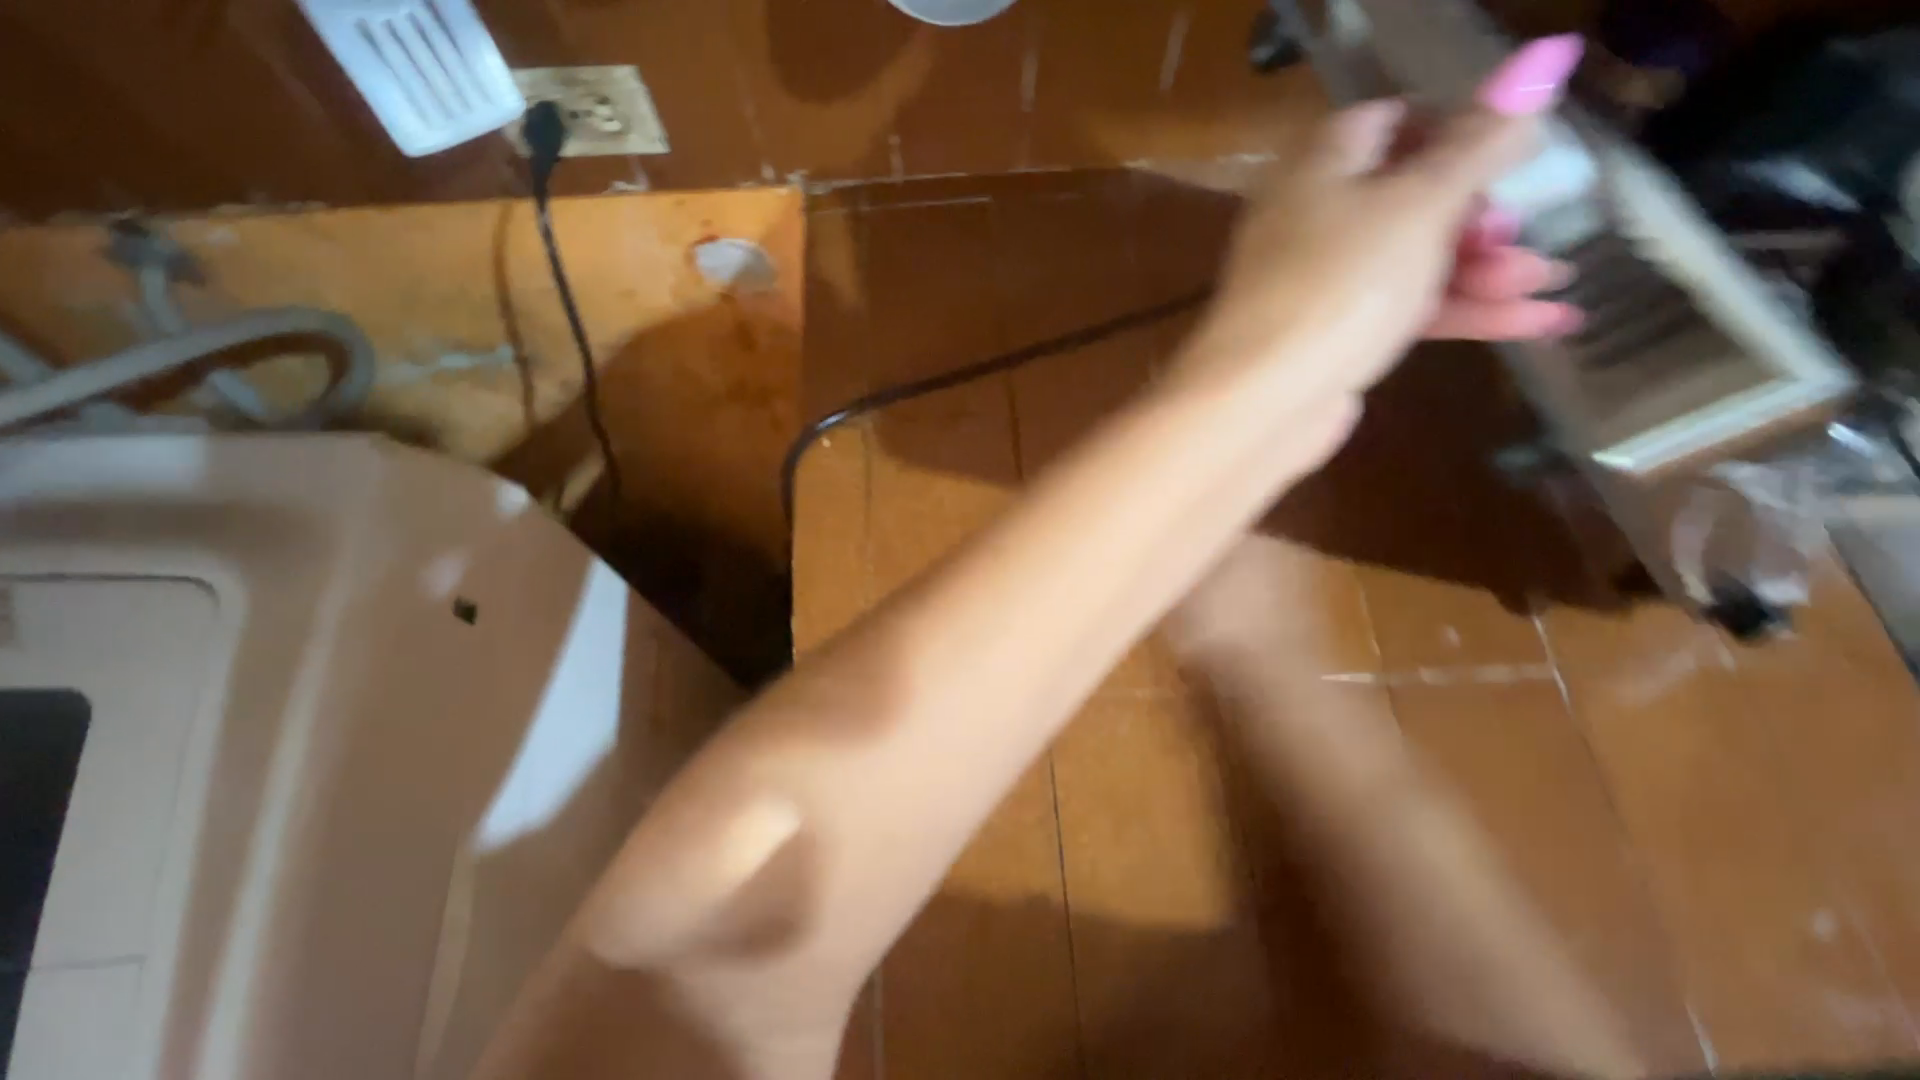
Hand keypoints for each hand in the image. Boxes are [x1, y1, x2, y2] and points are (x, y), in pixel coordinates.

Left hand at [1173, 36, 1586, 425]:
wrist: (1261, 402)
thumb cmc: (1338, 287)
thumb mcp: (1417, 204)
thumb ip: (1479, 141)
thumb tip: (1545, 56)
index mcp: (1318, 169)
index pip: (1387, 121)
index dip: (1452, 123)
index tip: (1511, 144)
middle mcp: (1312, 220)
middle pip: (1406, 196)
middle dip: (1476, 210)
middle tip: (1518, 231)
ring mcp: (1320, 283)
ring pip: (1411, 259)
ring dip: (1483, 267)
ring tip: (1551, 280)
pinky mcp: (1333, 338)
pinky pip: (1406, 311)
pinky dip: (1466, 312)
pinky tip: (1544, 321)